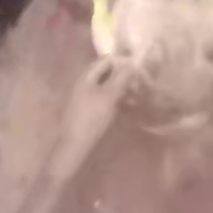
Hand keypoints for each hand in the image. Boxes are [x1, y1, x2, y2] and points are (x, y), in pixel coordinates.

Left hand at [13, 57, 133, 212]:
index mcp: (85, 77)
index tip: (140, 67)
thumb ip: (120, 79)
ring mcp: (81, 100)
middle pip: (104, 73)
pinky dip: (113, 101)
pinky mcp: (83, 115)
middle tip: (141, 81)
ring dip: (118, 89)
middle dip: (121, 75)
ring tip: (136, 95)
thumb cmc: (90, 121)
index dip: (122, 61)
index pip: (106, 60)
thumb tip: (132, 63)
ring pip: (103, 88)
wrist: (71, 152)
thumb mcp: (109, 98)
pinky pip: (101, 101)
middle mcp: (81, 85)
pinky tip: (124, 109)